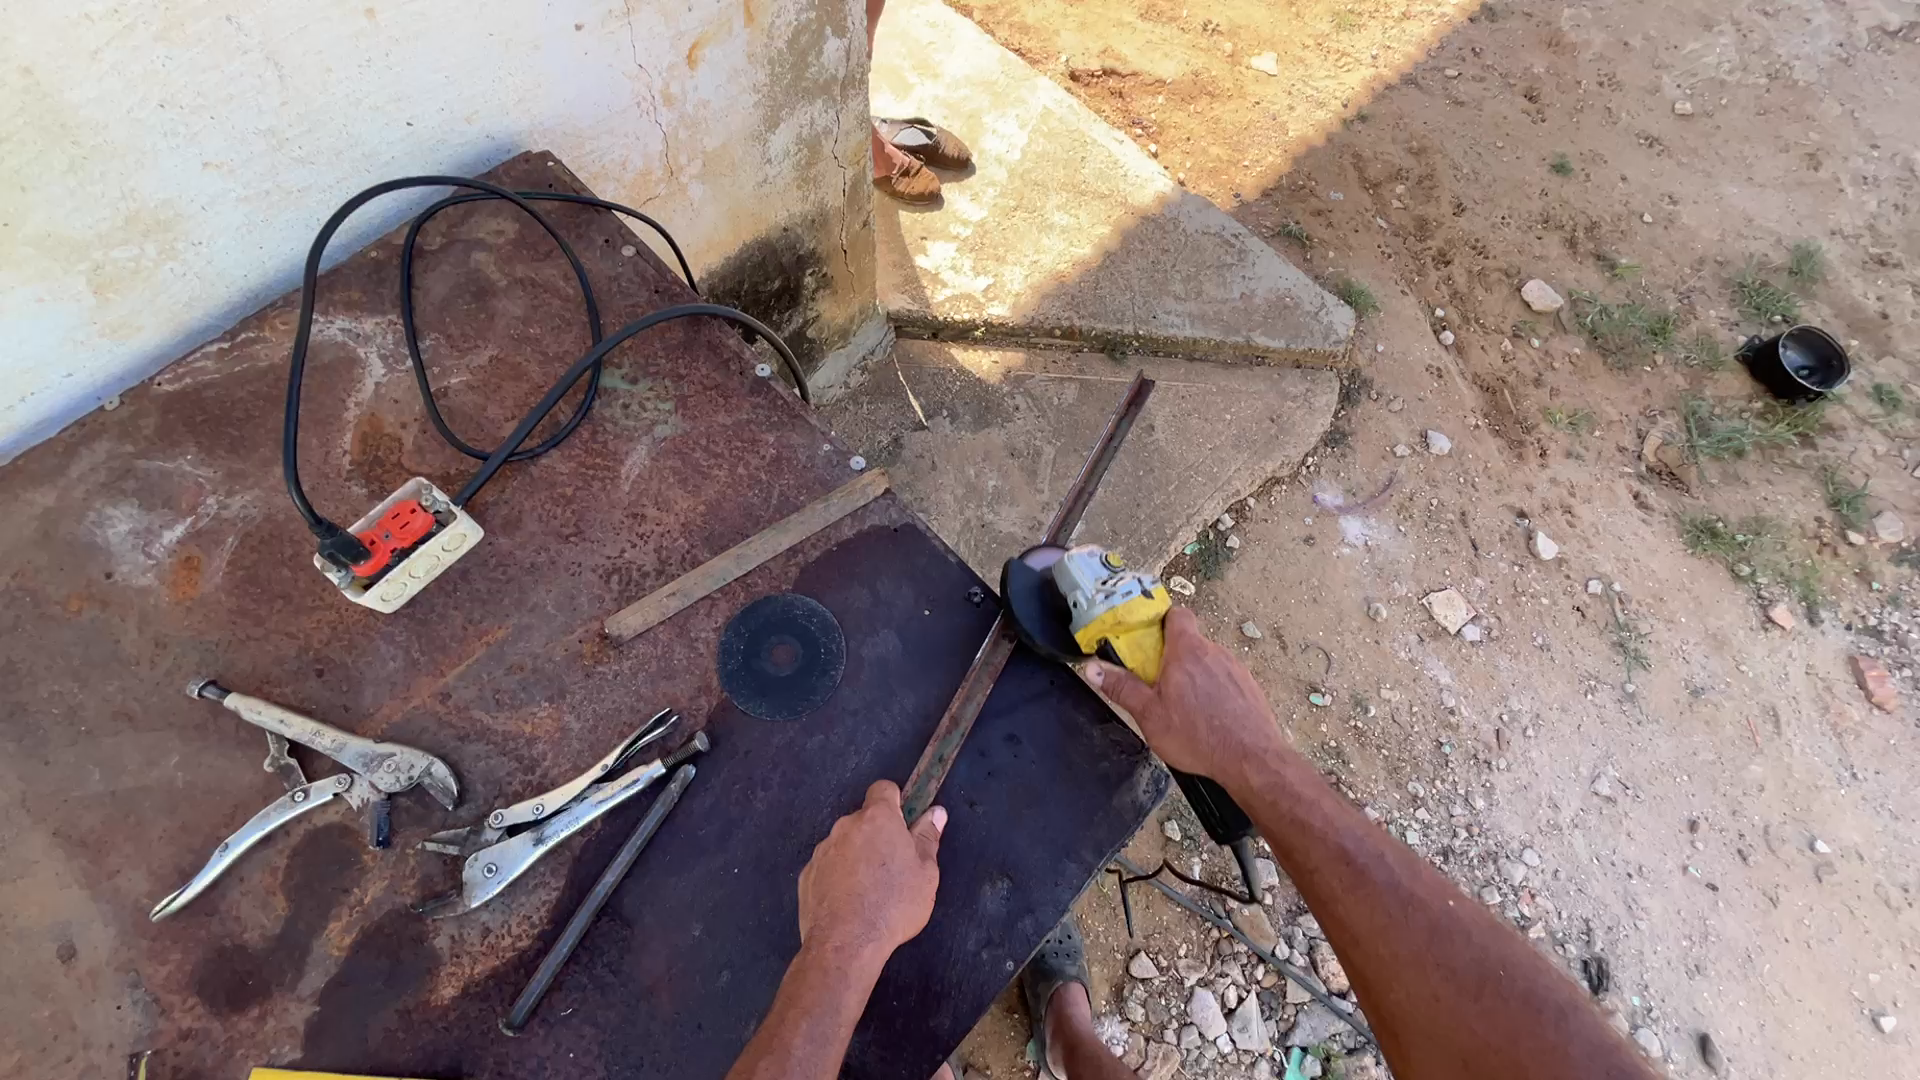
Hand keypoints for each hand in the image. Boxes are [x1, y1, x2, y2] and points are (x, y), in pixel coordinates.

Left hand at [796, 780, 945, 961]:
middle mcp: (846, 825)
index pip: (884, 788)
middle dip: (877, 835)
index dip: (895, 801)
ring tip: (870, 890)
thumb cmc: (893, 905)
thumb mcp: (926, 873)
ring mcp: (823, 849)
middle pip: (865, 819)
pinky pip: (828, 866)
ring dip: (857, 856)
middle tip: (892, 866)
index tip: (903, 824)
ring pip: (846, 843)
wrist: (845, 944)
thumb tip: (936, 812)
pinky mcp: (807, 874)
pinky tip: (849, 903)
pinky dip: (838, 877)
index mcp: (878, 818)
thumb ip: (928, 837)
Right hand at [1081, 607, 1290, 788]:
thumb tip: (1093, 668)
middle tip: (1157, 682)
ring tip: (1182, 705)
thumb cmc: (1199, 736)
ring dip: (1193, 675)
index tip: (1146, 639)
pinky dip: (1213, 691)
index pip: (1176, 614)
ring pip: (1207, 662)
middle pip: (1188, 641)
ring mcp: (1235, 669)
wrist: (1252, 760)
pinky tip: (1206, 716)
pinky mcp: (1248, 688)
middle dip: (1171, 657)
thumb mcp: (1149, 714)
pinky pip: (1224, 680)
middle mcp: (1214, 652)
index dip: (1161, 621)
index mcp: (1187, 651)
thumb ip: (1121, 687)